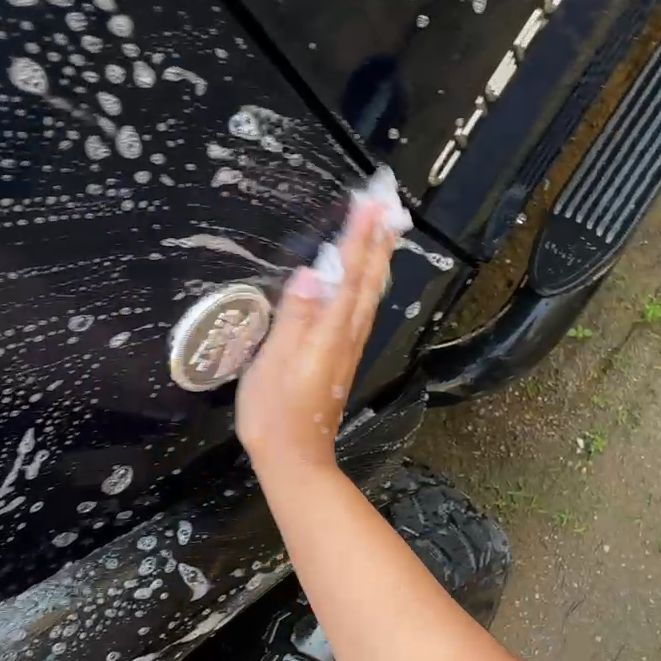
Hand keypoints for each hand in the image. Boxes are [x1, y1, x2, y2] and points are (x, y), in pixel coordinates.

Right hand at [237, 200, 395, 477]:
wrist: (295, 458)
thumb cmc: (275, 412)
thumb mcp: (273, 364)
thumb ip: (294, 319)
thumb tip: (310, 275)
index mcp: (330, 333)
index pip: (348, 276)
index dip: (359, 238)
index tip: (370, 203)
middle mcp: (348, 335)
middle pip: (368, 281)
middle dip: (377, 240)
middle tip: (388, 203)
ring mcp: (348, 347)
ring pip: (369, 294)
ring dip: (377, 259)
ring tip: (385, 229)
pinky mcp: (342, 357)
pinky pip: (362, 309)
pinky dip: (368, 283)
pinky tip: (367, 278)